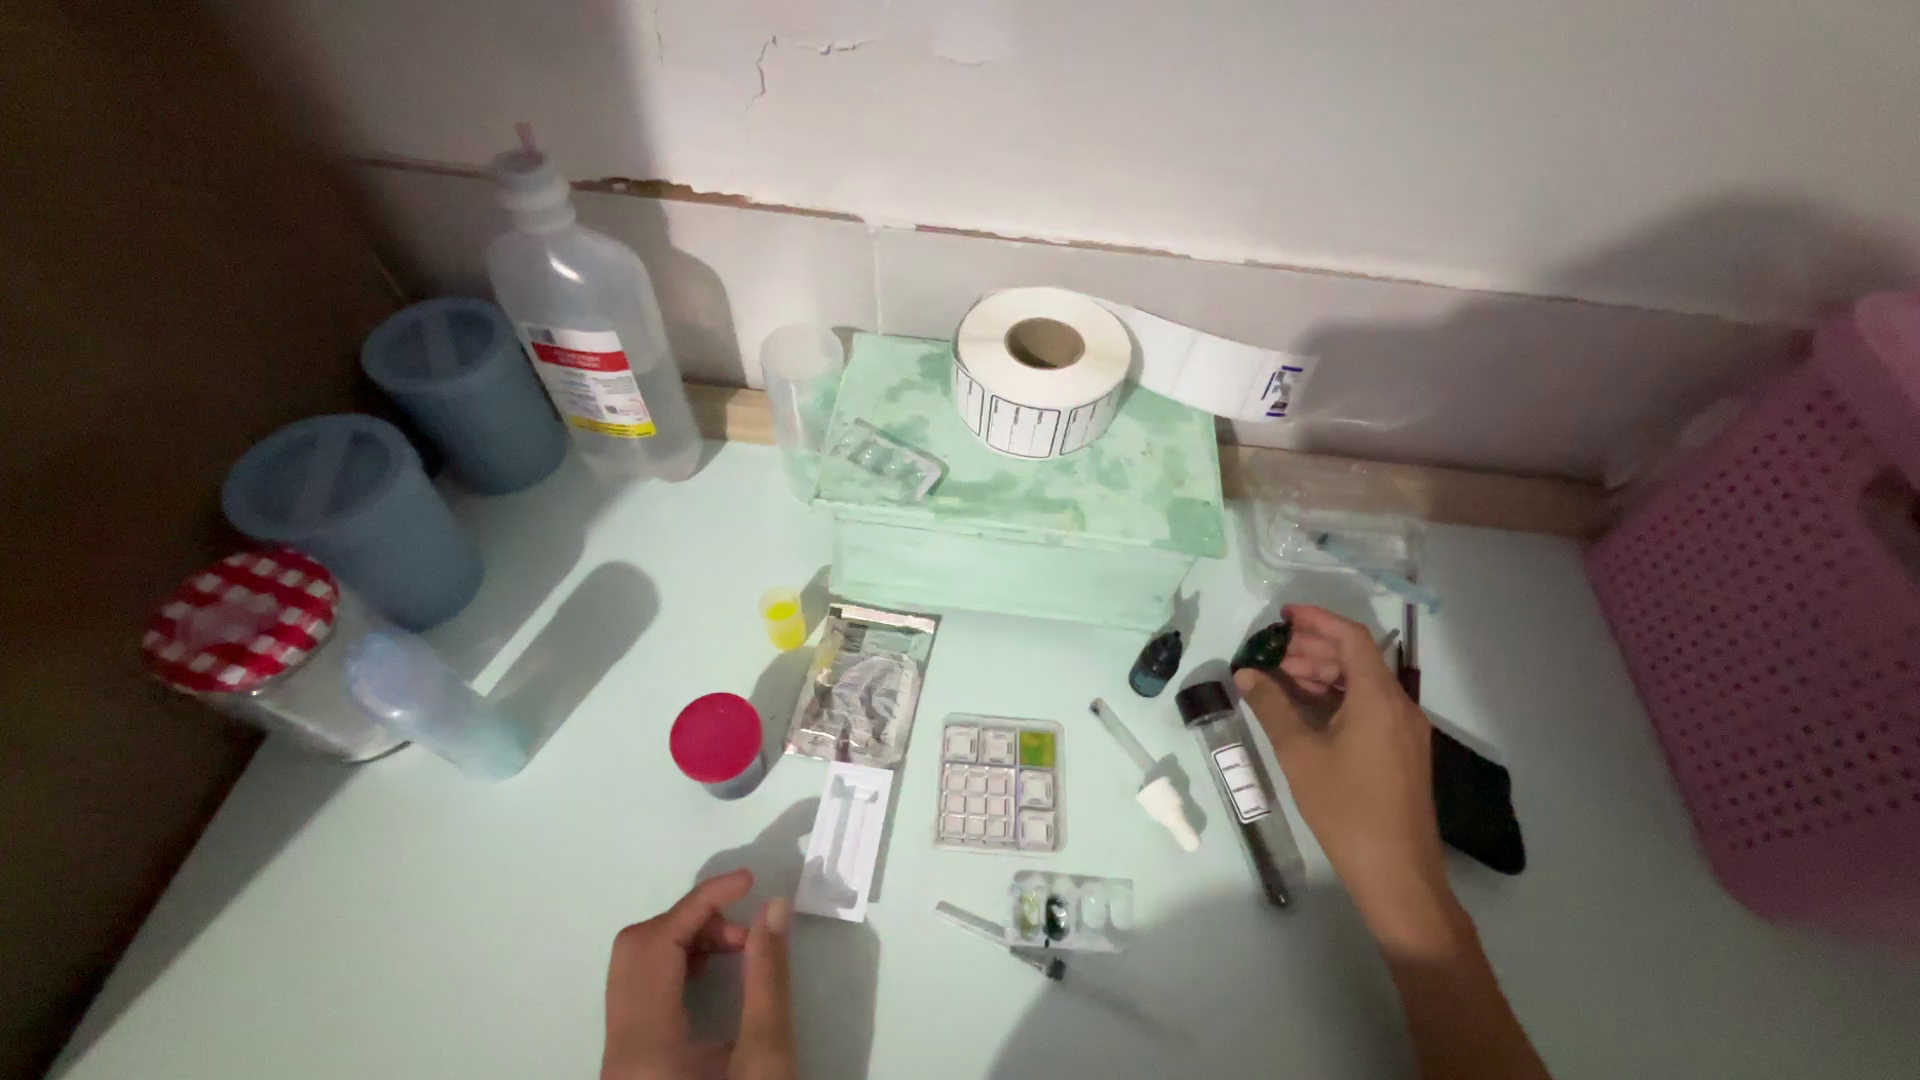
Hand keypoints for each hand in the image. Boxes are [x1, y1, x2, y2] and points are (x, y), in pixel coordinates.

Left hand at [601, 869, 795, 1079]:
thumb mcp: (768, 1058)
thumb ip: (768, 975)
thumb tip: (772, 907)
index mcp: (645, 1046)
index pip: (659, 941)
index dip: (703, 900)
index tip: (749, 881)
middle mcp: (618, 1049)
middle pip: (635, 949)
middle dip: (691, 921)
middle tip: (742, 929)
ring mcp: (619, 1060)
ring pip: (636, 969)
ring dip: (685, 942)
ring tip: (738, 951)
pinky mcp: (631, 1067)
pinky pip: (642, 994)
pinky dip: (677, 968)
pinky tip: (715, 975)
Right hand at [1234, 605, 1462, 955]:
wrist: (1396, 872)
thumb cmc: (1345, 807)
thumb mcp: (1299, 753)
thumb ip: (1271, 707)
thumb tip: (1246, 674)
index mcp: (1378, 698)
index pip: (1351, 638)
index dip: (1317, 620)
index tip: (1283, 617)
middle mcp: (1399, 706)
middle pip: (1358, 658)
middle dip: (1314, 649)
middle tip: (1273, 656)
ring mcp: (1405, 731)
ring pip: (1362, 683)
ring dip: (1324, 673)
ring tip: (1282, 681)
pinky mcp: (1402, 752)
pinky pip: (1368, 706)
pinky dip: (1337, 697)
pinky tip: (1307, 711)